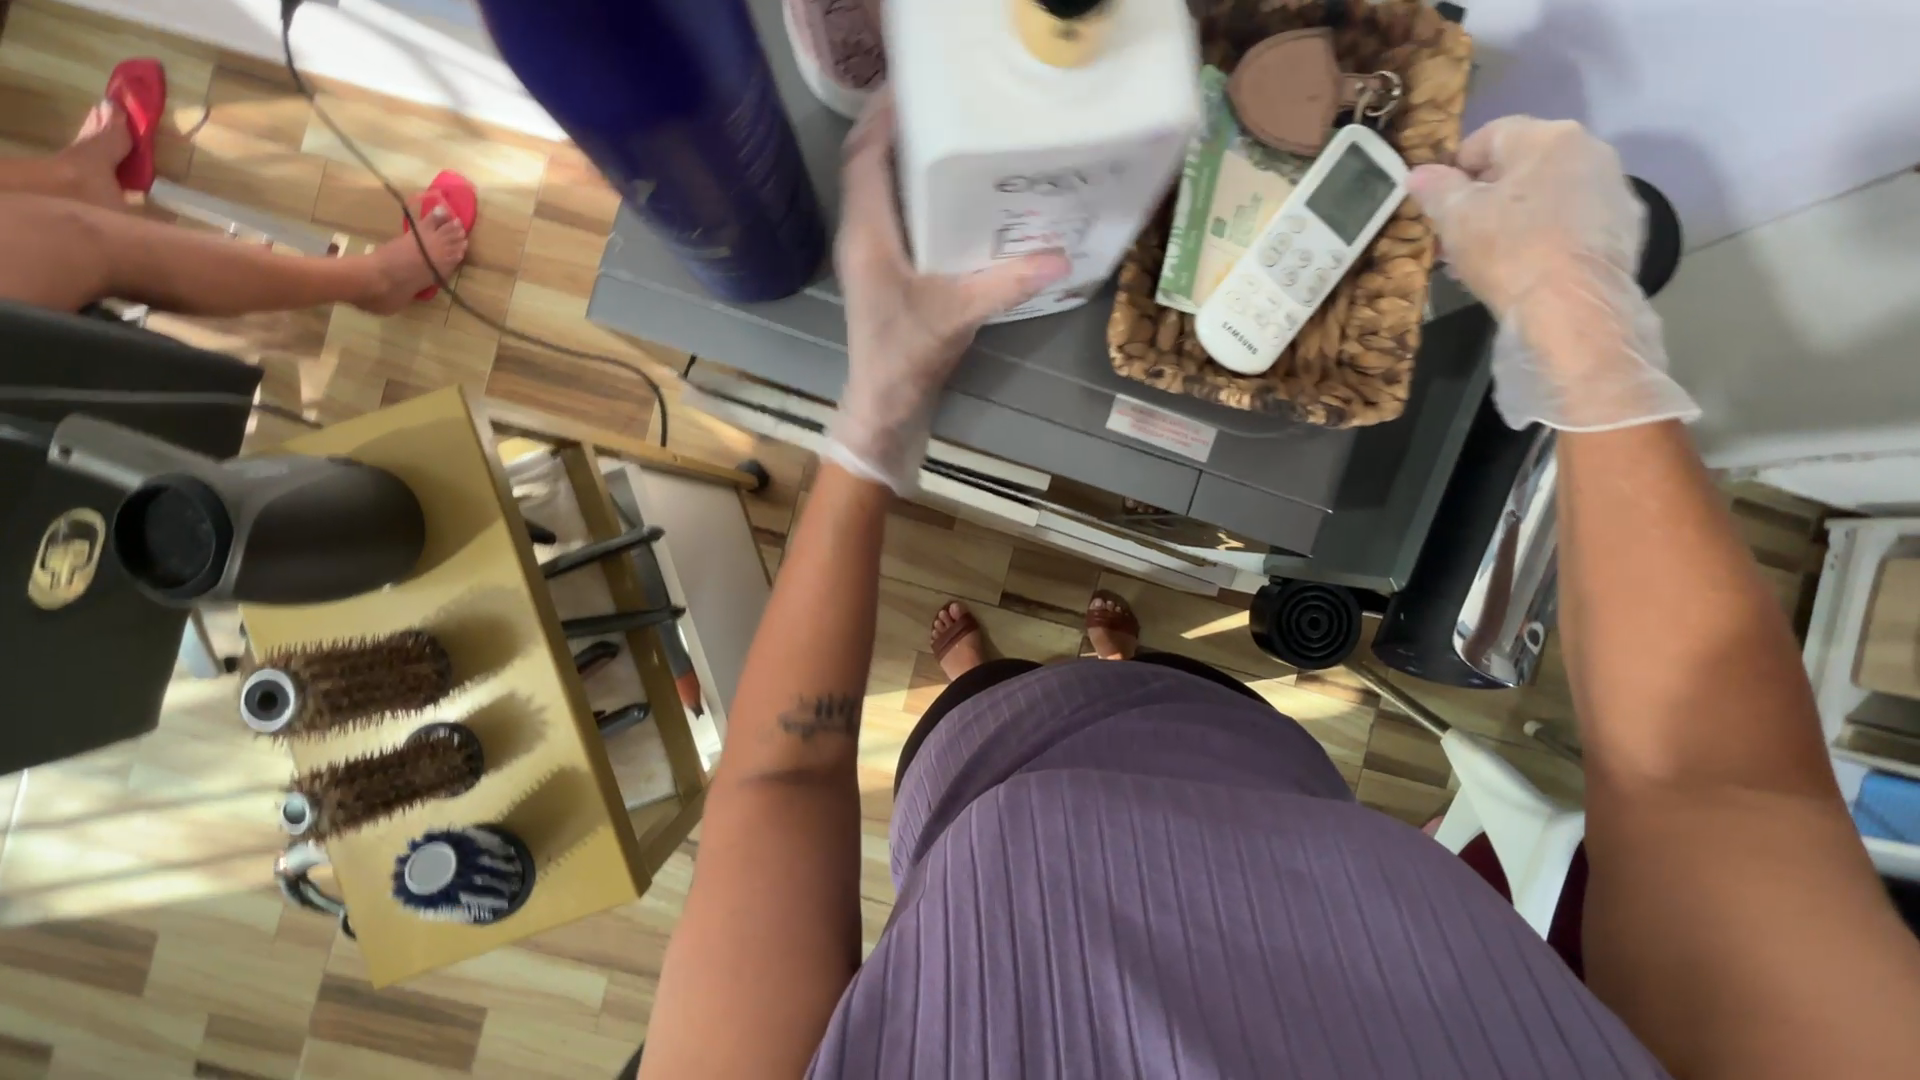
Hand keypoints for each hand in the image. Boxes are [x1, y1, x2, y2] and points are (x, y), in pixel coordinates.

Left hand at [824, 91, 1068, 492]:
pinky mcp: (878, 270)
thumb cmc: (907, 355)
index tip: (916, 89)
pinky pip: (887, 214)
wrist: (884, 402)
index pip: (864, 157)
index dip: (884, 118)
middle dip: (896, 130)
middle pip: (868, 165)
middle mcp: (858, 235)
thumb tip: (1061, 258)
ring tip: (946, 136)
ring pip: (875, 190)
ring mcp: (865, 253)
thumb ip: (1007, 284)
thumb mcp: (959, 314)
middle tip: (943, 106)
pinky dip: (908, 193)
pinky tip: (946, 194)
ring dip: (901, 160)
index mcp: (867, 234)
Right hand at [1409, 117, 1698, 431]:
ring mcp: (1612, 188)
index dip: (1454, 168)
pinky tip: (1522, 267)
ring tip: (1483, 258)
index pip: (1489, 136)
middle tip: (1453, 237)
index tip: (1435, 203)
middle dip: (1482, 198)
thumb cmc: (1508, 251)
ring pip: (1546, 194)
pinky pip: (1570, 222)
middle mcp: (1589, 150)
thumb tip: (1417, 173)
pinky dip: (1543, 236)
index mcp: (1547, 138)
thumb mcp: (1456, 219)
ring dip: (1511, 218)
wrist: (1572, 306)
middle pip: (1521, 166)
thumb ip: (1435, 190)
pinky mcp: (1623, 227)